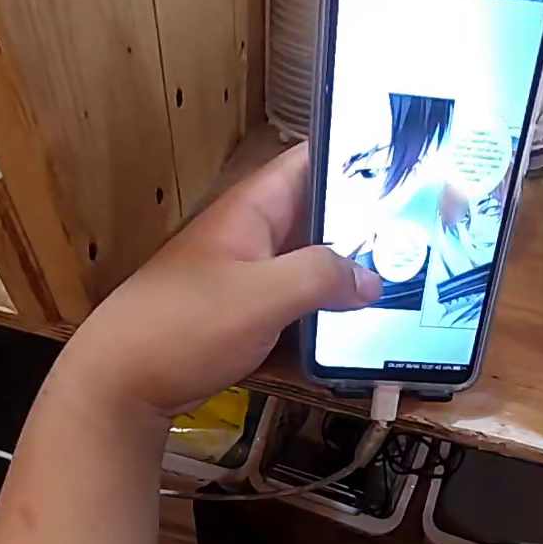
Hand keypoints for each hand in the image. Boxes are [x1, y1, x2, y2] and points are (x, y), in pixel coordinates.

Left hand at [50, 144, 381, 420]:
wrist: (124, 383)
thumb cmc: (184, 326)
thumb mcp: (260, 295)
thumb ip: (320, 277)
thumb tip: (371, 281)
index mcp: (251, 211)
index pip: (309, 163)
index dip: (355, 160)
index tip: (408, 170)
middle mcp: (255, 237)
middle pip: (319, 219)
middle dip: (365, 226)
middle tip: (418, 239)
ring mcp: (252, 278)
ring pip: (312, 266)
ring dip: (348, 274)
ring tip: (402, 281)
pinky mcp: (251, 315)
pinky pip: (299, 304)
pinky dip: (326, 310)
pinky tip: (358, 324)